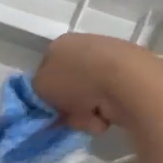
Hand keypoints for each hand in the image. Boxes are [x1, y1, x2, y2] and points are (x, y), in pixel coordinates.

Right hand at [31, 32, 160, 133]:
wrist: (123, 82)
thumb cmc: (75, 80)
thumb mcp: (39, 87)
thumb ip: (36, 92)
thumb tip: (50, 98)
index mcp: (60, 45)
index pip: (45, 71)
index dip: (45, 93)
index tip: (48, 108)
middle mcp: (84, 48)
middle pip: (67, 88)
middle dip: (66, 107)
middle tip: (68, 116)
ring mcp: (107, 61)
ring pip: (85, 99)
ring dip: (83, 115)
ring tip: (89, 118)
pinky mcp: (126, 76)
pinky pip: (104, 103)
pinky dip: (101, 114)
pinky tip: (104, 117)